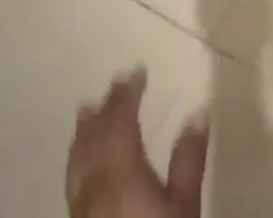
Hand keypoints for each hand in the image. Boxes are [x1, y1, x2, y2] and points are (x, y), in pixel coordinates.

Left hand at [67, 69, 209, 217]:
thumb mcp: (187, 205)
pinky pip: (74, 177)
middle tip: (114, 81)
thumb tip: (199, 111)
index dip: (126, 95)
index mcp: (124, 177)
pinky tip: (82, 154)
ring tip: (86, 108)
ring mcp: (81, 208)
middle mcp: (95, 189)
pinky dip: (78, 155)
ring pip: (77, 160)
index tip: (136, 69)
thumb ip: (189, 159)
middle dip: (104, 108)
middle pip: (95, 140)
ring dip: (83, 131)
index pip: (120, 125)